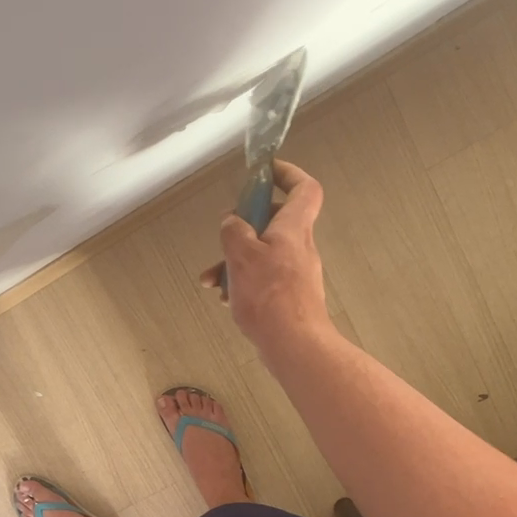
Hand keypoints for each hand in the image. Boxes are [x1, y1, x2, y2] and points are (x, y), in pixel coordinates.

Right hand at [199, 160, 333, 355]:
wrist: (293, 344)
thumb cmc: (268, 295)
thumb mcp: (241, 255)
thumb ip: (234, 231)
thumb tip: (232, 222)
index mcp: (293, 228)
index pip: (303, 188)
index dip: (287, 174)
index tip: (265, 172)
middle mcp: (299, 246)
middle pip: (275, 222)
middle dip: (245, 226)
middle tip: (225, 234)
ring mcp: (296, 273)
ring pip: (264, 254)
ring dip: (236, 261)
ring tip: (212, 279)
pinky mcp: (290, 297)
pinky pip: (264, 279)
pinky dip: (243, 283)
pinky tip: (224, 297)